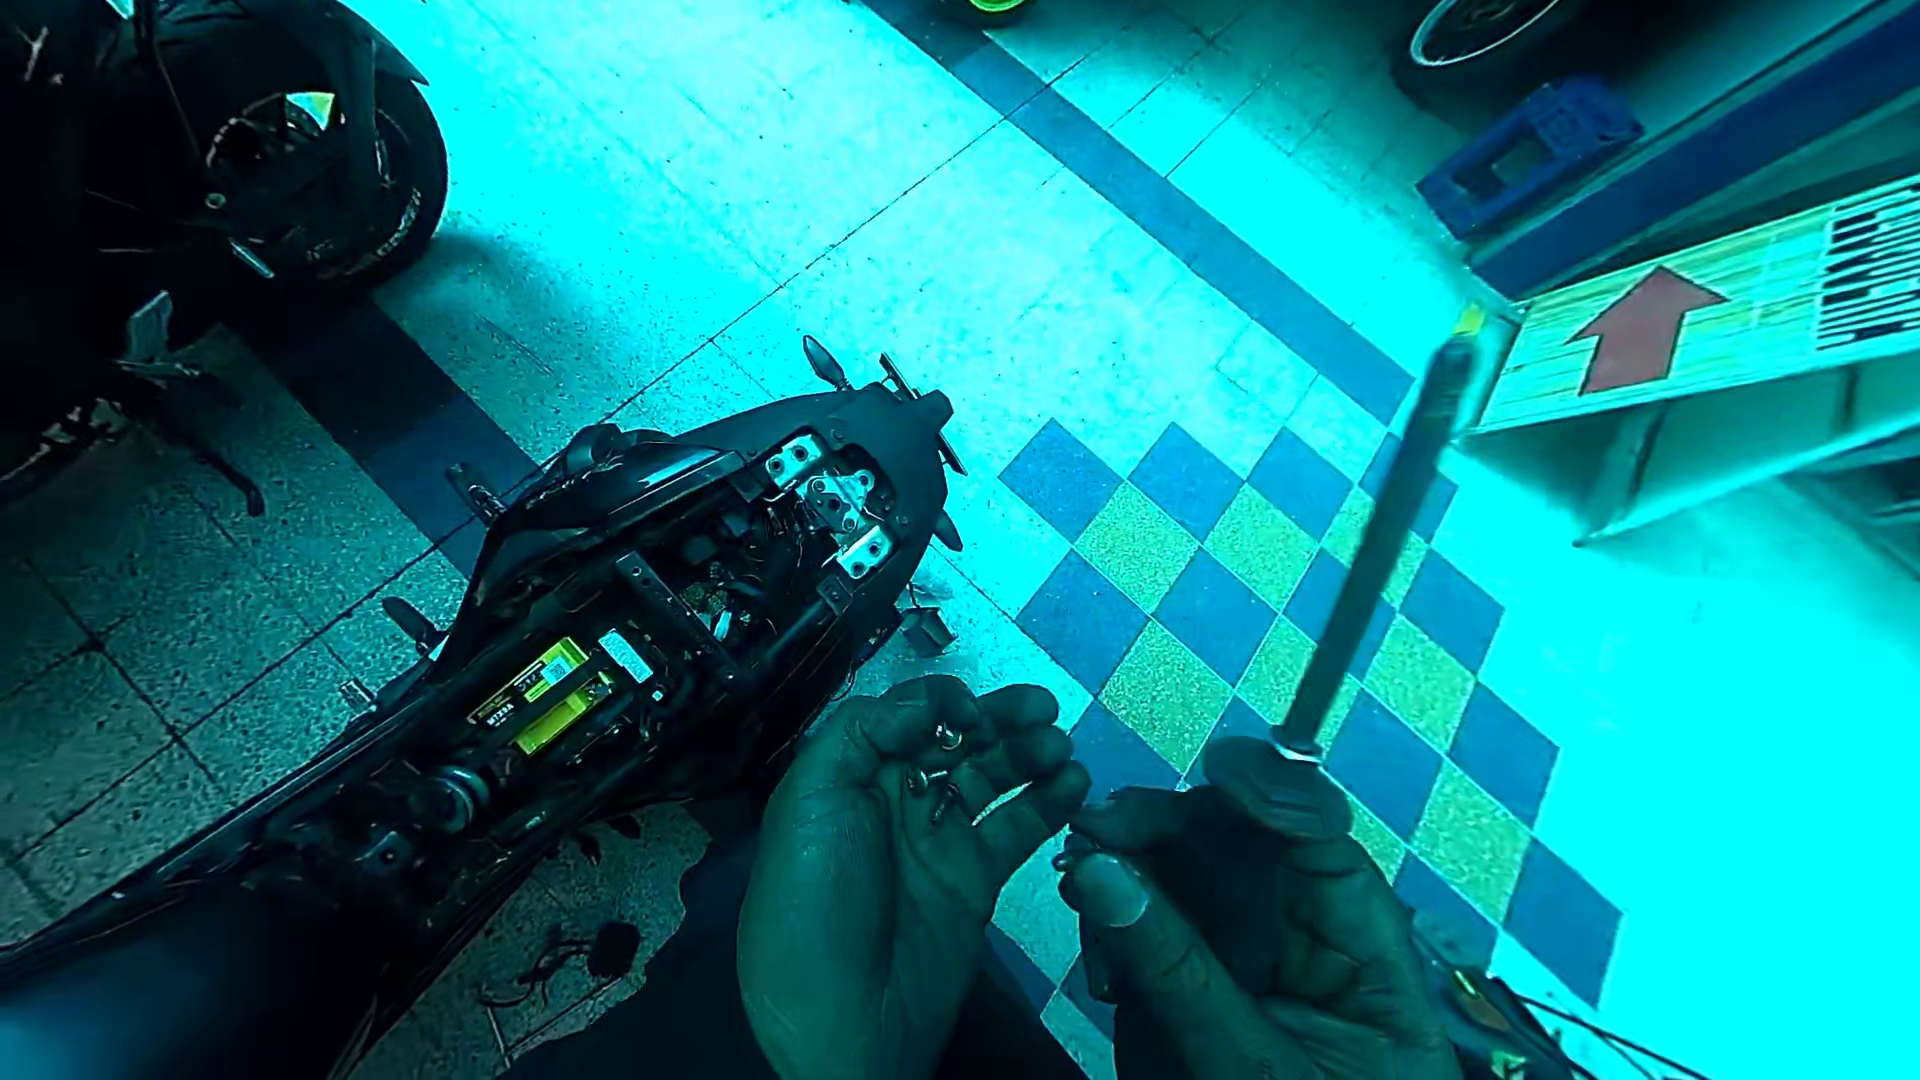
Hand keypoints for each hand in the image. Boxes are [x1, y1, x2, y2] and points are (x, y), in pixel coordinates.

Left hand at [738, 676, 1090, 1079]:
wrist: (836, 1021)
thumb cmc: (815, 895)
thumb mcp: (812, 798)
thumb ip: (862, 730)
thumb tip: (925, 703)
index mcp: (863, 768)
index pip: (916, 712)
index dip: (947, 703)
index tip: (973, 715)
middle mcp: (906, 792)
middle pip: (962, 737)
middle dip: (1001, 718)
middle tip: (1044, 708)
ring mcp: (945, 834)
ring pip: (995, 776)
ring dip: (1030, 754)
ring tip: (1060, 747)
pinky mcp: (977, 876)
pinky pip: (1018, 827)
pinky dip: (1048, 801)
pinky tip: (1074, 783)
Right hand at [1060, 737, 1458, 1079]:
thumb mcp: (1245, 1077)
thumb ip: (1172, 968)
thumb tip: (1095, 862)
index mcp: (1354, 957)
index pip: (1322, 845)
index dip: (1275, 794)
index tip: (1209, 773)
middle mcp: (1288, 929)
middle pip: (1231, 833)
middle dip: (1161, 822)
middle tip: (1094, 829)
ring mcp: (1228, 942)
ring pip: (1171, 859)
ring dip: (1121, 861)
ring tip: (1077, 889)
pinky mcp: (1177, 961)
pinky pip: (1137, 902)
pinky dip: (1106, 911)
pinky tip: (1093, 963)